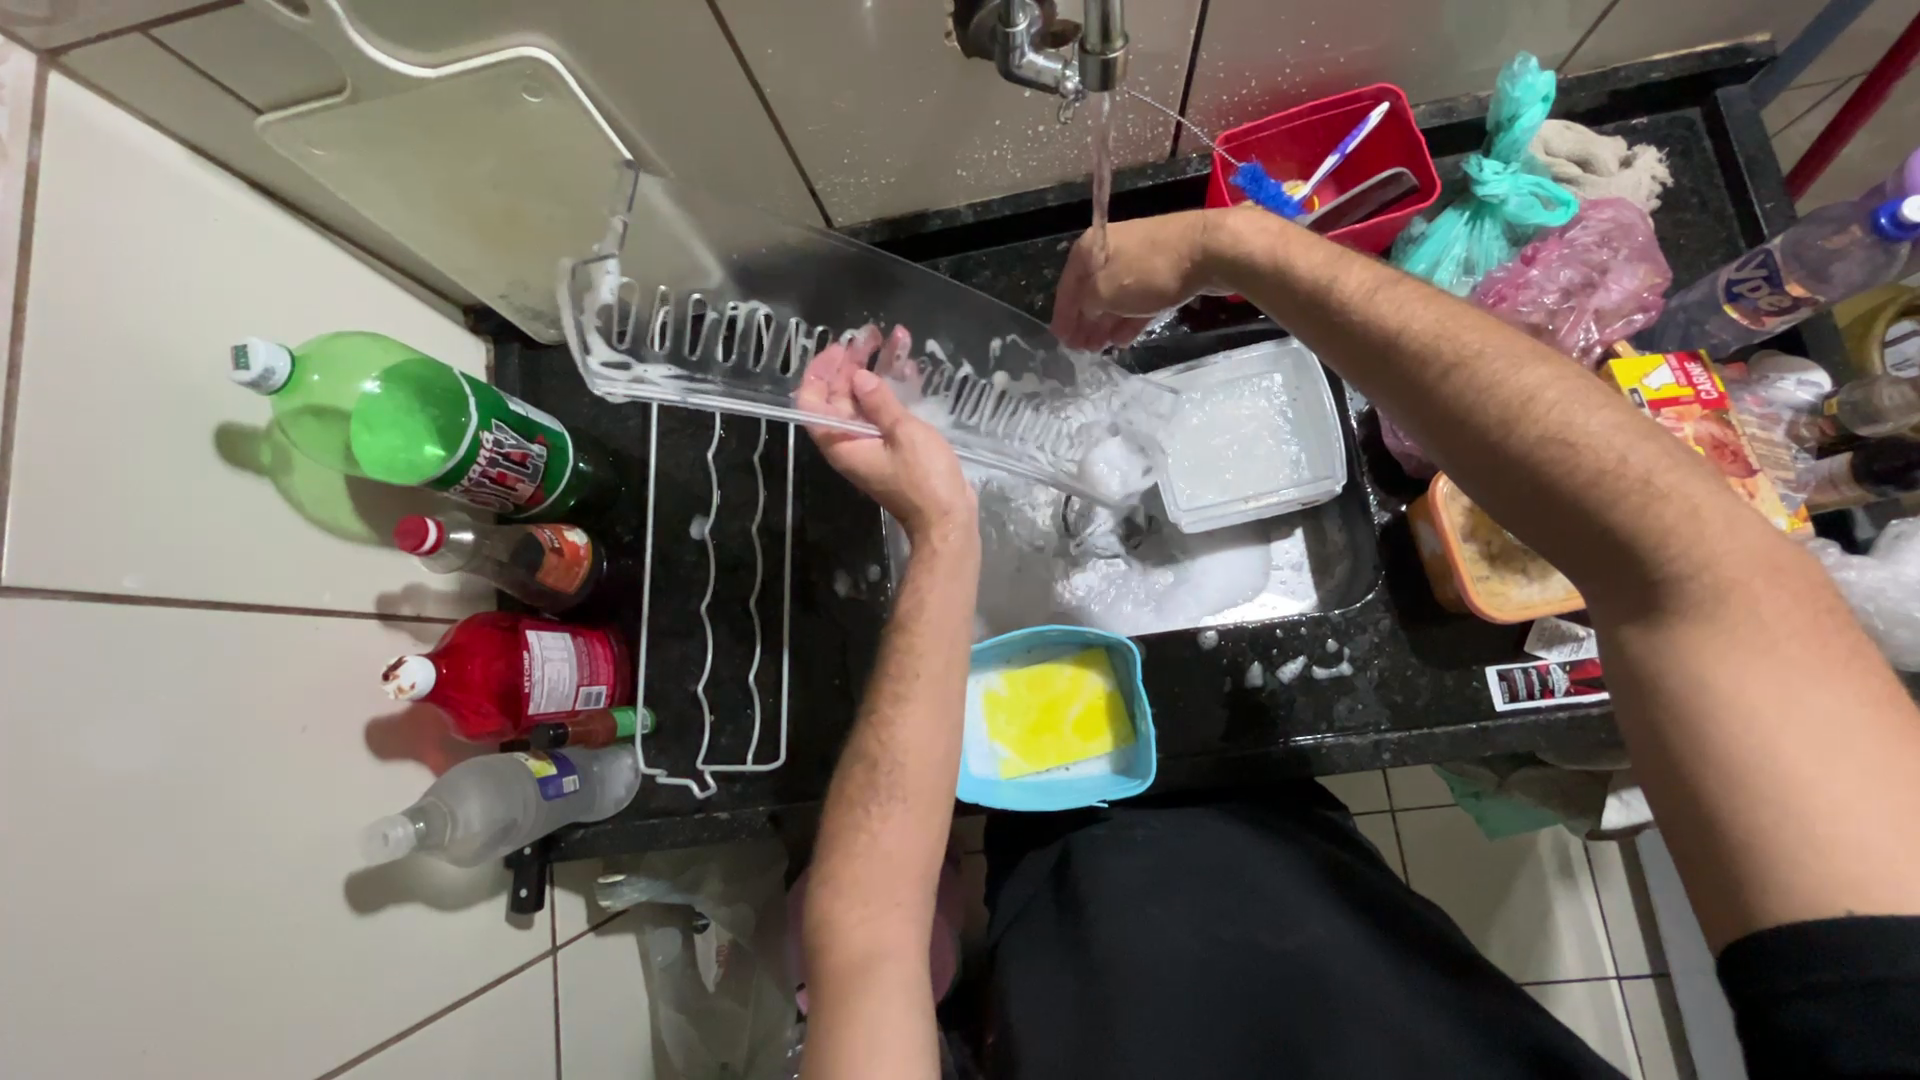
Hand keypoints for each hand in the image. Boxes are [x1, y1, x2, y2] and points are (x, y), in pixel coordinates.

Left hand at [796, 325, 977, 543]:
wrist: (947, 518)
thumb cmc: (923, 478)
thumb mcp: (903, 433)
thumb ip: (880, 403)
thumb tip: (860, 378)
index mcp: (841, 443)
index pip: (811, 403)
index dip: (819, 372)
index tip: (840, 348)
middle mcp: (849, 443)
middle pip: (838, 397)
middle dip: (852, 364)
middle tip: (871, 336)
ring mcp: (871, 446)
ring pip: (864, 401)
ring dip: (875, 371)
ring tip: (892, 341)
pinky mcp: (893, 448)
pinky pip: (884, 412)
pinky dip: (893, 390)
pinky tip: (909, 367)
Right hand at [1049, 209, 1227, 350]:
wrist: (1210, 251)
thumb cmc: (1149, 271)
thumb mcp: (1105, 291)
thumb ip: (1085, 305)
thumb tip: (1083, 313)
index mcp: (1091, 247)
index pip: (1067, 285)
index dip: (1063, 315)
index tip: (1060, 340)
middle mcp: (1111, 251)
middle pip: (1091, 292)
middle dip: (1084, 322)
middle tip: (1080, 349)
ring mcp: (1139, 262)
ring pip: (1115, 299)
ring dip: (1104, 325)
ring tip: (1099, 349)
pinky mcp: (1162, 275)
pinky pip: (1138, 302)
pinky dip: (1128, 320)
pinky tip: (1121, 341)